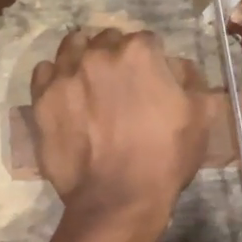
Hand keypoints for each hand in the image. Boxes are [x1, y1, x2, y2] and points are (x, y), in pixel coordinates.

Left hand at [30, 28, 208, 241]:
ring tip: (88, 83)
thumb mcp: (200, 117)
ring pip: (72, 49)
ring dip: (82, 58)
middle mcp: (98, 53)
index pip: (146, 42)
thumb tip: (176, 66)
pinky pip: (44, 72)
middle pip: (107, 41)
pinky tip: (64, 95)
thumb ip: (190, 79)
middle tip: (119, 87)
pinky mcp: (41, 99)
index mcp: (139, 52)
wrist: (117, 200)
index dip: (150, 63)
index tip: (149, 82)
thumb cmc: (164, 160)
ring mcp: (65, 75)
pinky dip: (54, 78)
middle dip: (114, 57)